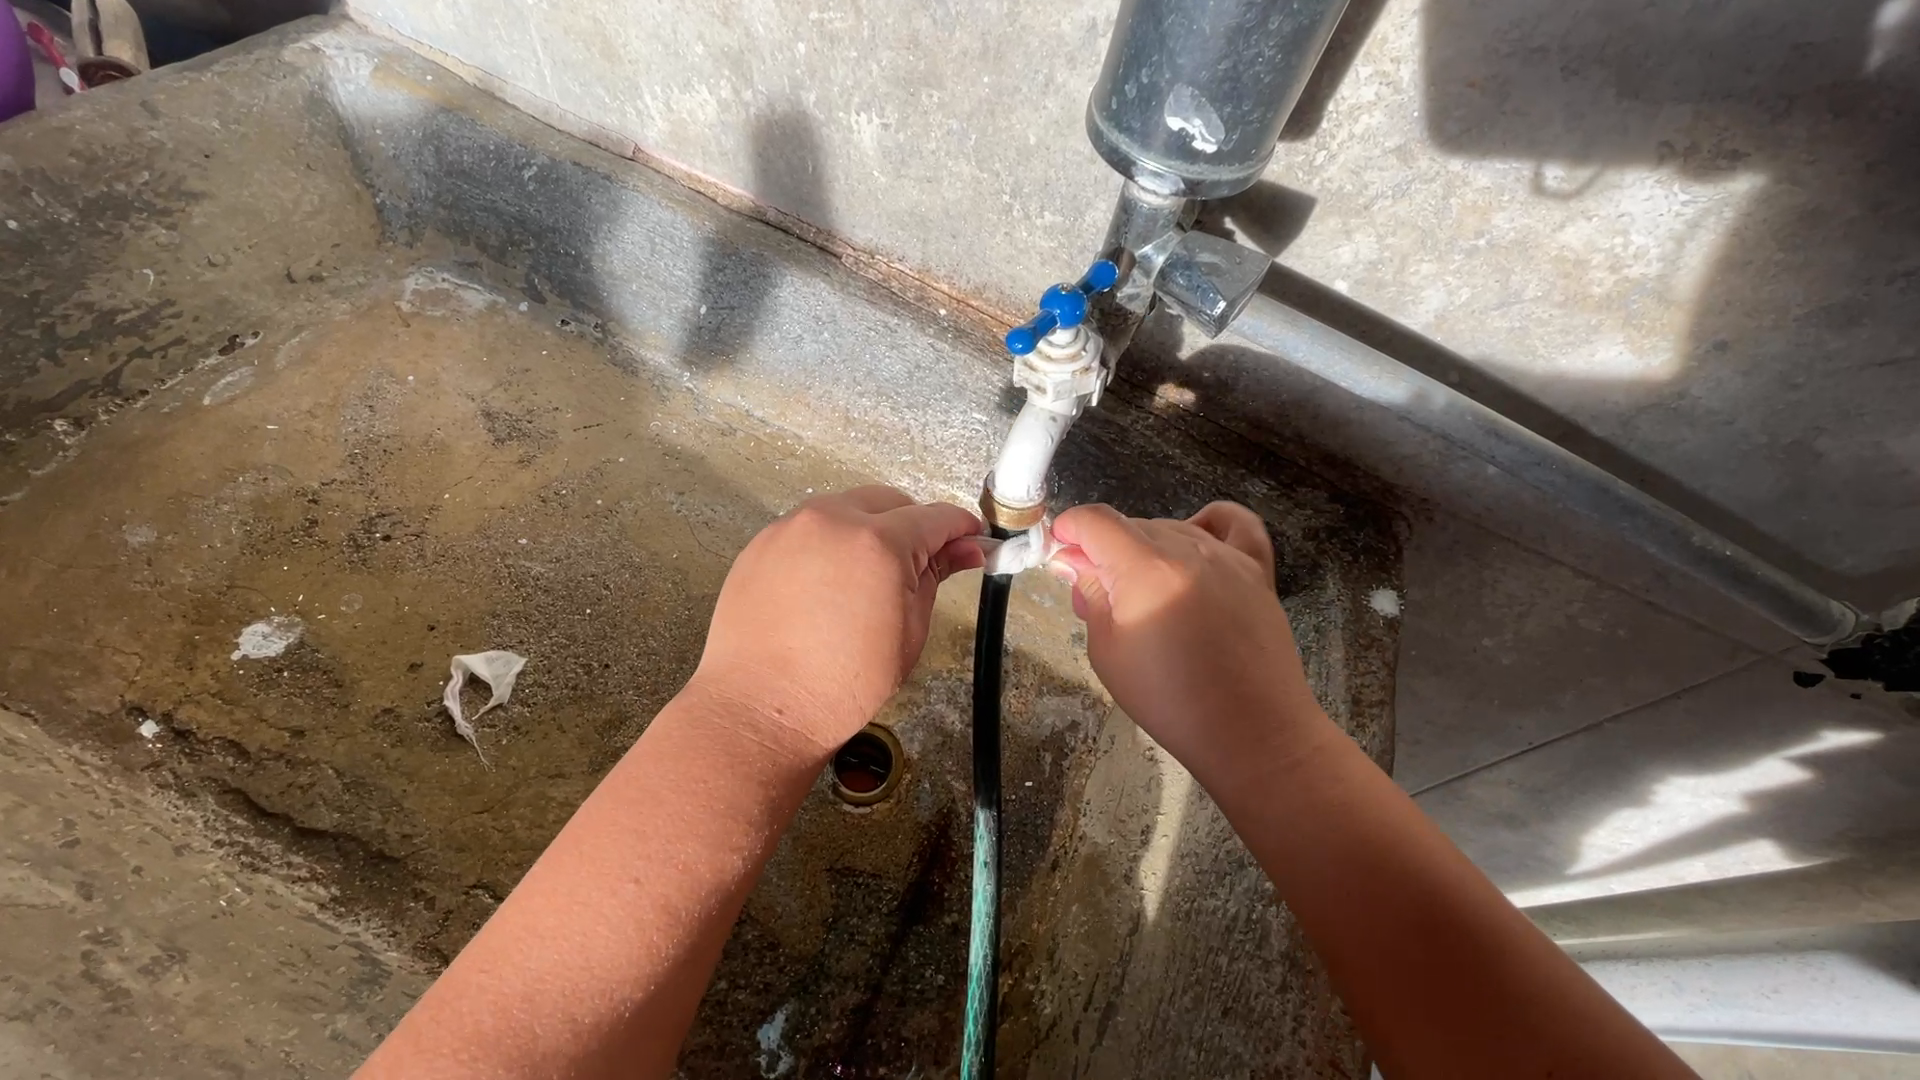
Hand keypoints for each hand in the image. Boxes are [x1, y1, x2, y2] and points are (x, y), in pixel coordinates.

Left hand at [691, 486, 982, 756]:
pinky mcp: (761, 543)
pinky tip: (825, 588)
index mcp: (879, 543)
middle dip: (911, 525)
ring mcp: (791, 528)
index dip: (960, 528)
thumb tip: (966, 549)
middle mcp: (833, 520)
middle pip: (888, 502)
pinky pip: (809, 530)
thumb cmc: (845, 682)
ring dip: (867, 530)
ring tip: (866, 580)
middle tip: (918, 567)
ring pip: (845, 509)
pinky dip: (829, 545)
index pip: (934, 517)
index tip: (972, 541)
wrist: (762, 706)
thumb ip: (935, 577)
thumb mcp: (908, 631)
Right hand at [1049, 502, 1330, 786]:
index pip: (1096, 521)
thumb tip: (1073, 562)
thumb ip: (1090, 595)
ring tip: (1142, 594)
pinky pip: (1233, 523)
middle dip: (1102, 551)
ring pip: (1170, 527)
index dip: (1067, 529)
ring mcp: (1229, 556)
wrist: (1252, 732)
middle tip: (1097, 599)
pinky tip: (1194, 545)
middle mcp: (1190, 550)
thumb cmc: (1171, 702)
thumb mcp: (1108, 652)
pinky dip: (1207, 523)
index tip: (1057, 553)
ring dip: (1144, 549)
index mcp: (1148, 570)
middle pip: (1130, 525)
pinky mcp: (1257, 569)